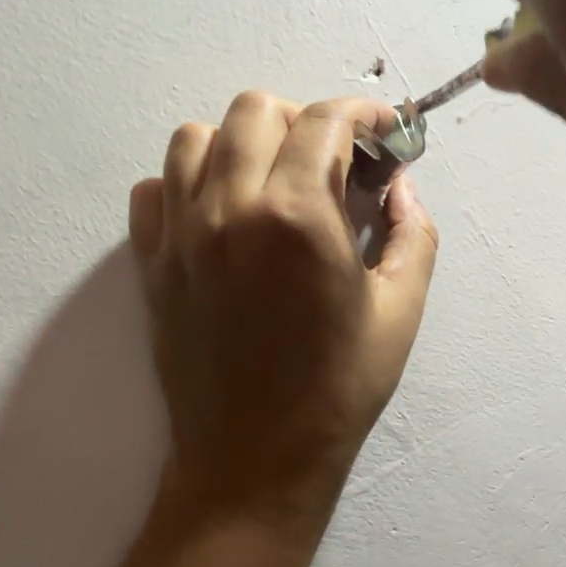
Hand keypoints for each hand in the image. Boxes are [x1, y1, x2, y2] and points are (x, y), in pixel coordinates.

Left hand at [128, 91, 438, 518]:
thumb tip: (402, 188)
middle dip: (308, 121)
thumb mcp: (402, 310)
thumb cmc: (341, 387)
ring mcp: (180, 231)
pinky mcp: (151, 260)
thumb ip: (414, 234)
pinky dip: (193, 180)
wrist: (256, 457)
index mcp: (300, 216)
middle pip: (257, 109)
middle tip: (338, 163)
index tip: (385, 131)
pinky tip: (227, 214)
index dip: (365, 114)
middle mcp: (230, 206)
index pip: (326, 122)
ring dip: (246, 142)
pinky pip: (157, 185)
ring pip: (197, 135)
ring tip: (279, 181)